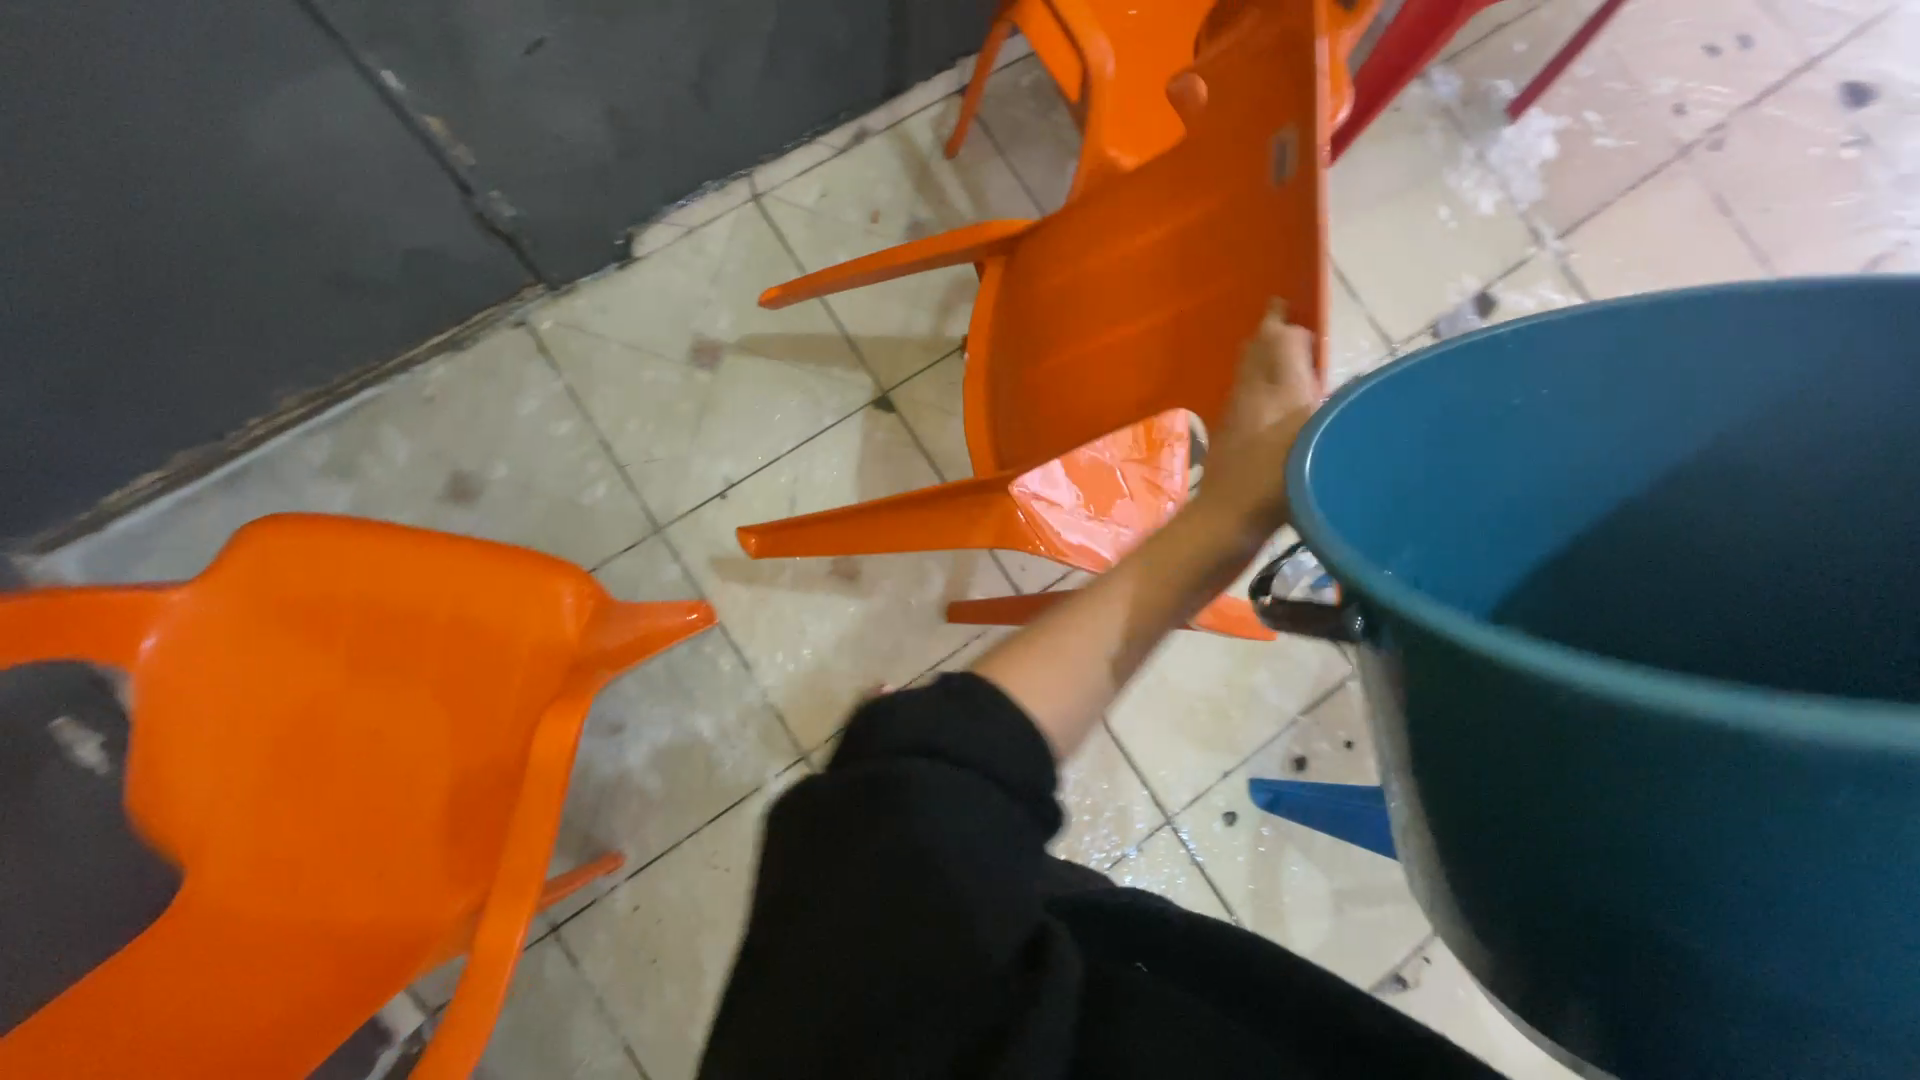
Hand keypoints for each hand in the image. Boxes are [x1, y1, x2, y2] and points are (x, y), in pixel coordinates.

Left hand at [1194, 298, 1322, 541]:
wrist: (1223, 525)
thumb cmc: (1271, 483)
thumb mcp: (1315, 438)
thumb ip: (1343, 410)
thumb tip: (1371, 389)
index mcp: (1273, 388)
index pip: (1277, 342)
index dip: (1285, 325)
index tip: (1291, 308)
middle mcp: (1250, 398)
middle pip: (1255, 356)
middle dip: (1270, 337)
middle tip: (1283, 322)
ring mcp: (1236, 424)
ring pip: (1248, 380)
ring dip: (1263, 364)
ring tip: (1282, 359)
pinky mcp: (1232, 449)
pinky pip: (1247, 406)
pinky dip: (1260, 395)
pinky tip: (1272, 411)